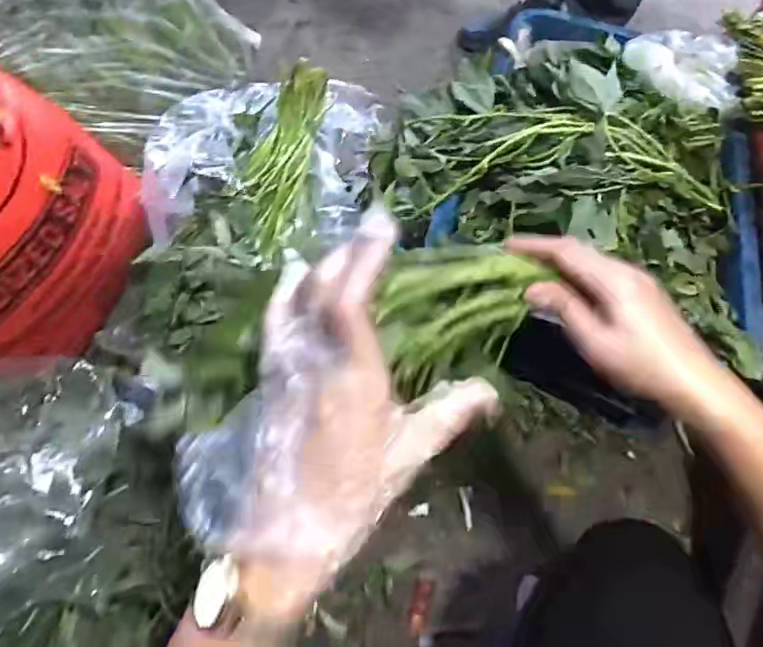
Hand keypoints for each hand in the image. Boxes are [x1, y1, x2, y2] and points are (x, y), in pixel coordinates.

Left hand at [186, 210, 499, 625]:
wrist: (283, 535)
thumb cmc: (352, 493)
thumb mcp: (407, 455)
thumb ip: (449, 414)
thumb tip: (492, 390)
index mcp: (353, 373)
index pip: (351, 299)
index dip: (365, 258)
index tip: (384, 227)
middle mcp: (314, 357)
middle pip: (322, 287)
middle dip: (349, 251)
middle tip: (374, 227)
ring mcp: (285, 363)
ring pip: (296, 297)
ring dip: (322, 265)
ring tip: (348, 246)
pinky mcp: (270, 374)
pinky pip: (275, 317)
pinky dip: (286, 289)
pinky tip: (294, 274)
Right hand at [507, 236, 732, 418]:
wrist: (698, 383)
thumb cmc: (643, 366)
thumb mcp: (596, 342)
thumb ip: (564, 309)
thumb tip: (532, 287)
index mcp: (612, 277)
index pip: (565, 250)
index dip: (533, 245)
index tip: (504, 245)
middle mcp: (625, 269)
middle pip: (578, 249)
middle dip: (545, 249)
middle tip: (514, 257)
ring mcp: (637, 278)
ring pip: (591, 259)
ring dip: (562, 260)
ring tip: (534, 270)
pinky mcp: (644, 291)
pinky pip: (602, 270)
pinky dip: (578, 271)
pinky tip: (568, 286)